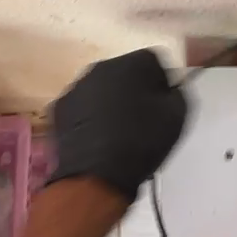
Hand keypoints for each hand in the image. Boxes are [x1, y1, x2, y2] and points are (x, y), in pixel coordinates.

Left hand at [46, 49, 188, 200]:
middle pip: (125, 71)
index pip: (155, 61)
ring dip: (111, 101)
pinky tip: (99, 137)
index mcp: (133, 63)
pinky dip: (90, 116)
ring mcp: (76, 86)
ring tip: (119, 130)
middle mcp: (102, 66)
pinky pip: (82, 105)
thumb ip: (177, 92)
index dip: (162, 83)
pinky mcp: (59, 108)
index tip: (163, 104)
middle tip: (143, 117)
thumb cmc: (142, 142)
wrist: (98, 175)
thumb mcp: (177, 116)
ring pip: (101, 88)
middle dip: (134, 88)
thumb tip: (168, 88)